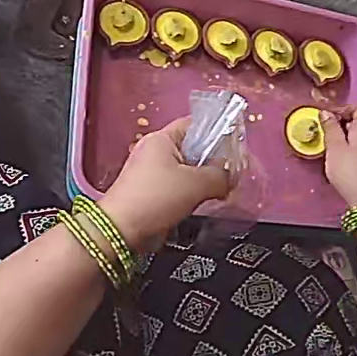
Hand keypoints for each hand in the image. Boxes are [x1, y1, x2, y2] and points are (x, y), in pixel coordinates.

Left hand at [99, 118, 234, 249]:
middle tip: (231, 176)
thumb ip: (220, 176)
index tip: (235, 149)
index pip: (194, 125)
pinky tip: (200, 204)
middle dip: (212, 163)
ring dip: (202, 182)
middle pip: (192, 149)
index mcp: (161, 138)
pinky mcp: (147, 192)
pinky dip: (189, 194)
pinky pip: (175, 187)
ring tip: (219, 193)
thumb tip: (231, 178)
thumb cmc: (157, 198)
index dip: (217, 133)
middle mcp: (153, 150)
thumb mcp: (196, 184)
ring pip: (185, 171)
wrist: (121, 230)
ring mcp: (148, 172)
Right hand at [320, 102, 356, 206]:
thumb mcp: (334, 148)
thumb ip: (330, 128)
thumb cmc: (352, 173)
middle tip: (327, 132)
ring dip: (346, 137)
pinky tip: (340, 160)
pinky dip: (350, 148)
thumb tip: (326, 114)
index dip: (347, 108)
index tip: (330, 117)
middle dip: (343, 123)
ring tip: (331, 147)